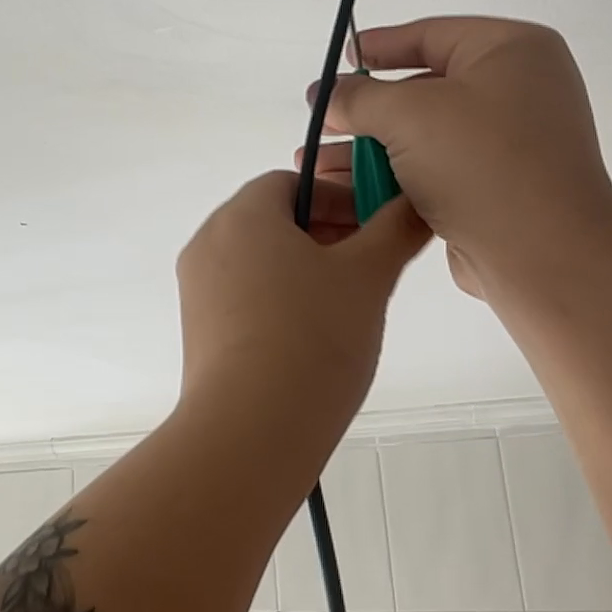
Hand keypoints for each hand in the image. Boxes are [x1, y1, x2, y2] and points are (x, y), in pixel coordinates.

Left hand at [176, 171, 428, 423]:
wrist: (252, 428)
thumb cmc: (313, 337)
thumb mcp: (369, 276)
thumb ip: (395, 229)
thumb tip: (415, 204)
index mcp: (242, 215)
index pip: (291, 183)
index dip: (339, 198)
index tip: (374, 227)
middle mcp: (208, 245)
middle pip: (271, 222)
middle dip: (324, 236)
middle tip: (367, 267)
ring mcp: (197, 292)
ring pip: (257, 265)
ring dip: (303, 272)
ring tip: (345, 308)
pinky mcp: (198, 334)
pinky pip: (243, 301)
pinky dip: (277, 304)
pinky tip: (310, 340)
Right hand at [305, 17, 611, 300]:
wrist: (541, 252)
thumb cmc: (480, 163)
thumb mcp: (409, 114)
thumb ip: (359, 99)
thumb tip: (328, 94)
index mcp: (509, 51)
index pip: (432, 35)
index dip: (380, 46)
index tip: (340, 59)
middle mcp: (515, 91)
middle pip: (423, 91)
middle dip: (364, 112)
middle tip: (319, 124)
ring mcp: (506, 144)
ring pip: (422, 139)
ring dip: (367, 152)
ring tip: (316, 167)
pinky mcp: (493, 190)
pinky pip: (433, 173)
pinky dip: (392, 180)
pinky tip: (349, 192)